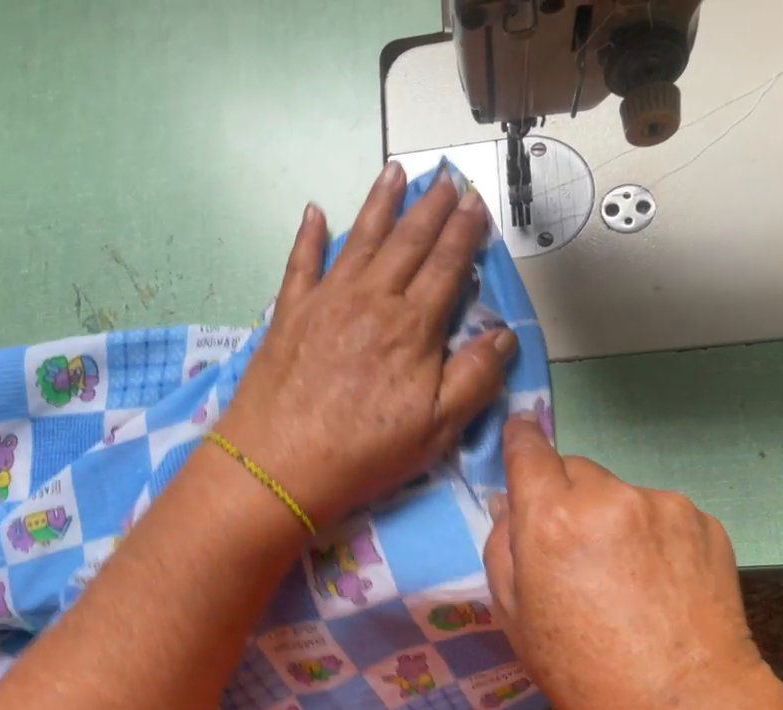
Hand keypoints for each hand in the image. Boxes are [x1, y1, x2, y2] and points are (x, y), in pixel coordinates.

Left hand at [217, 162, 516, 527]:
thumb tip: (503, 335)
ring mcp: (326, 302)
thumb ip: (475, 378)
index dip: (464, 233)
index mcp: (412, 327)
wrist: (279, 464)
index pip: (446, 266)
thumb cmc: (364, 452)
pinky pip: (301, 262)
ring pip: (360, 240)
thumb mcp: (437, 428)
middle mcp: (371, 300)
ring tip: (395, 172)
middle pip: (407, 243)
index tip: (476, 203)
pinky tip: (314, 212)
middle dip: (431, 208)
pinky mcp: (289, 314)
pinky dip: (309, 235)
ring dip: (380, 204)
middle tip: (446, 178)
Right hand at [484, 417, 780, 709]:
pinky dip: (652, 536)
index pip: (529, 451)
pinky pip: (661, 515)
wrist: (688, 708)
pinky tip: (661, 585)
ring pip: (621, 495)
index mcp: (552, 519)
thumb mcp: (516, 619)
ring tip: (625, 580)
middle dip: (566, 497)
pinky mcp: (705, 522)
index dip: (521, 441)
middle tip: (573, 552)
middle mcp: (608, 497)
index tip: (520, 436)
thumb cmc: (584, 675)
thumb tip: (510, 504)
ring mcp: (663, 505)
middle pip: (575, 471)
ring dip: (612, 519)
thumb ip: (502, 549)